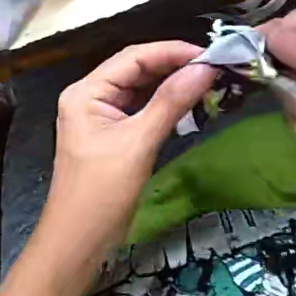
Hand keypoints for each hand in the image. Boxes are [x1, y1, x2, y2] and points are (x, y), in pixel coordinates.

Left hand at [37, 41, 217, 279]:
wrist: (78, 243)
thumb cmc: (102, 194)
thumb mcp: (139, 144)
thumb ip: (171, 102)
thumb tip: (206, 68)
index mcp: (86, 92)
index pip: (134, 57)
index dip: (173, 51)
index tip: (212, 54)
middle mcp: (90, 97)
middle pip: (137, 69)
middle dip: (175, 66)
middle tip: (217, 67)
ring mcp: (101, 117)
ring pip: (142, 90)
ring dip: (173, 85)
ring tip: (210, 82)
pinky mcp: (113, 136)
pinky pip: (142, 110)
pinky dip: (166, 106)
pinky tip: (190, 105)